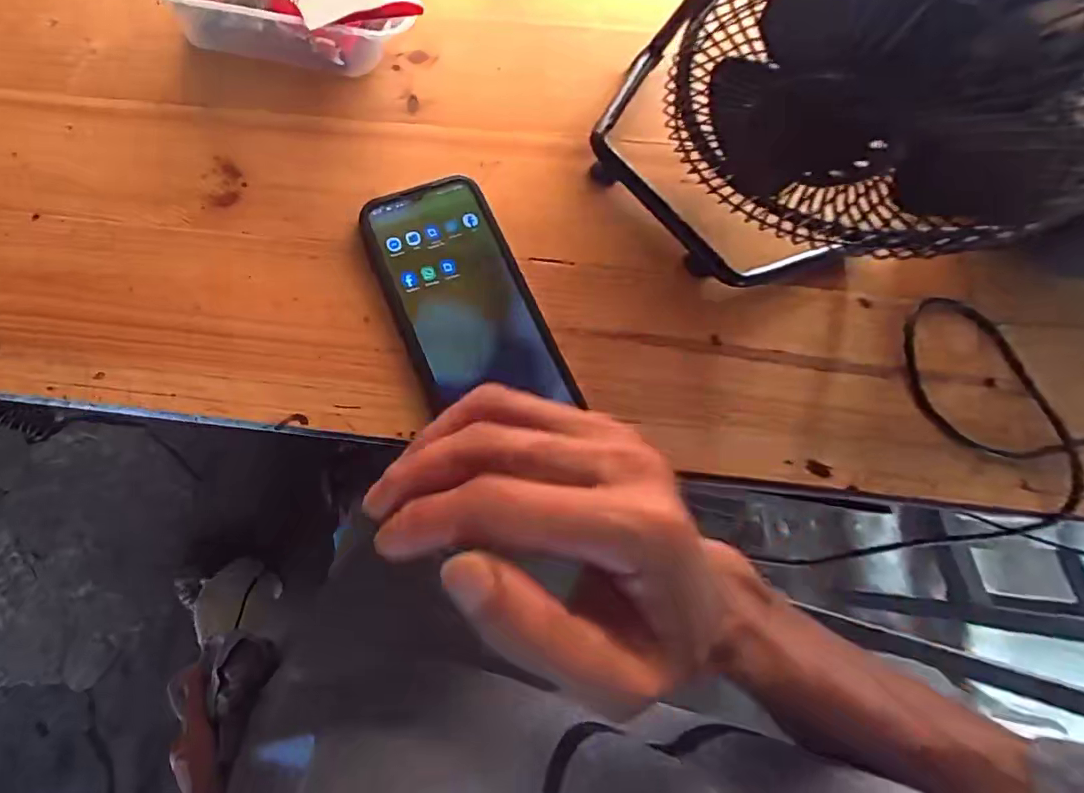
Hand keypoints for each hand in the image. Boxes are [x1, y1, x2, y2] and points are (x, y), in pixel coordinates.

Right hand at [361, 384, 762, 719]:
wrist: (705, 599)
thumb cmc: (653, 646)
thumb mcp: (605, 681)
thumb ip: (530, 633)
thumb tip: (455, 567)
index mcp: (634, 527)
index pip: (502, 502)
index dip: (430, 517)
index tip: (388, 542)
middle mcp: (622, 460)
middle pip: (489, 446)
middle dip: (418, 475)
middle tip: (379, 508)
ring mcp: (606, 429)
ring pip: (490, 412)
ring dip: (431, 443)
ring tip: (399, 480)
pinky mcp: (589, 417)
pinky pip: (503, 402)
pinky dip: (455, 423)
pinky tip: (435, 454)